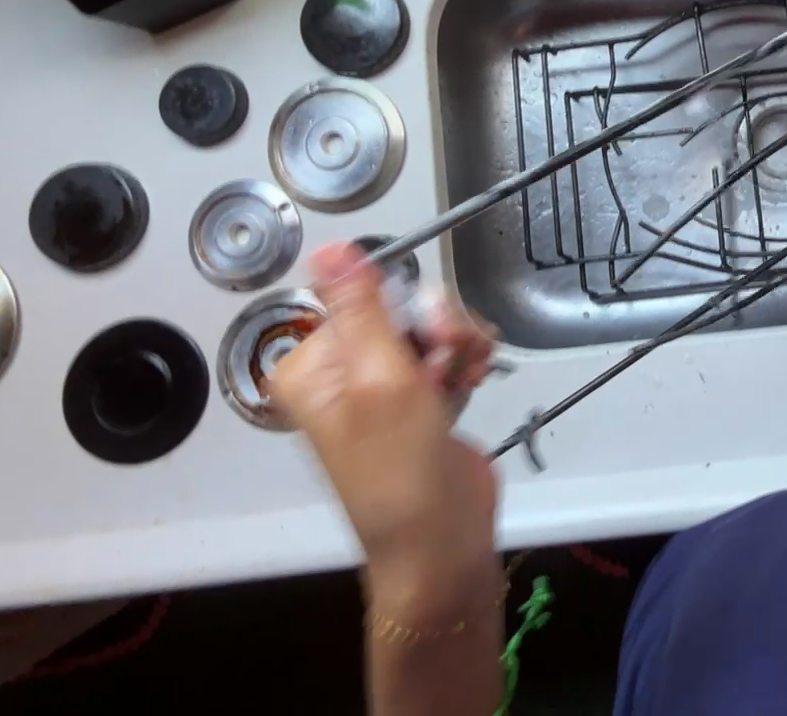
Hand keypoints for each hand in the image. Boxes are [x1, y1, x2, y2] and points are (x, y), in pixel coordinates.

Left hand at [270, 242, 498, 625]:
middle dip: (444, 330)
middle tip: (451, 366)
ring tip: (464, 381)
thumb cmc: (401, 469)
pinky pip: (451, 349)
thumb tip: (327, 247)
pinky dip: (468, 361)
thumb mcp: (381, 381)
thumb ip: (361, 309)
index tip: (436, 341)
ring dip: (461, 346)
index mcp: (315, 363)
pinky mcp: (425, 394)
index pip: (369, 297)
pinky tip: (471, 384)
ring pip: (437, 325)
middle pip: (408, 306)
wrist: (443, 539)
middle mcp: (347, 368)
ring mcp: (388, 382)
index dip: (412, 309)